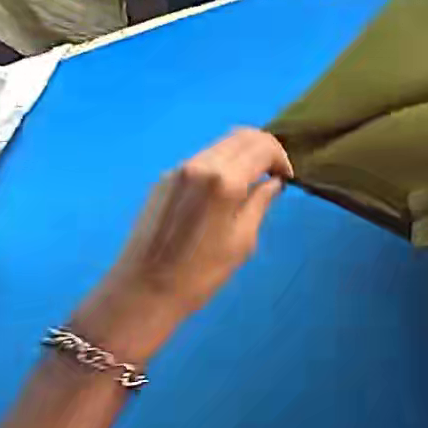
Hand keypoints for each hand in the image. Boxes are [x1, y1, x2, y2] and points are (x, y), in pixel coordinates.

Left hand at [72, 128, 291, 357]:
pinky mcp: (165, 179)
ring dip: (243, 154)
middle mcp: (201, 165)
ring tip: (251, 181)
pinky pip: (203, 158)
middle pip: (242, 136)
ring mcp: (179, 169)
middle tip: (273, 173)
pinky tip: (224, 189)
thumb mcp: (243, 240)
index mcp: (225, 180)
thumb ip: (260, 202)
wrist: (142, 291)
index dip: (281, 158)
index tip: (285, 179)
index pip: (263, 146)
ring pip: (222, 144)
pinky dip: (222, 163)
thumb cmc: (201, 273)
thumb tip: (273, 182)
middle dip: (264, 149)